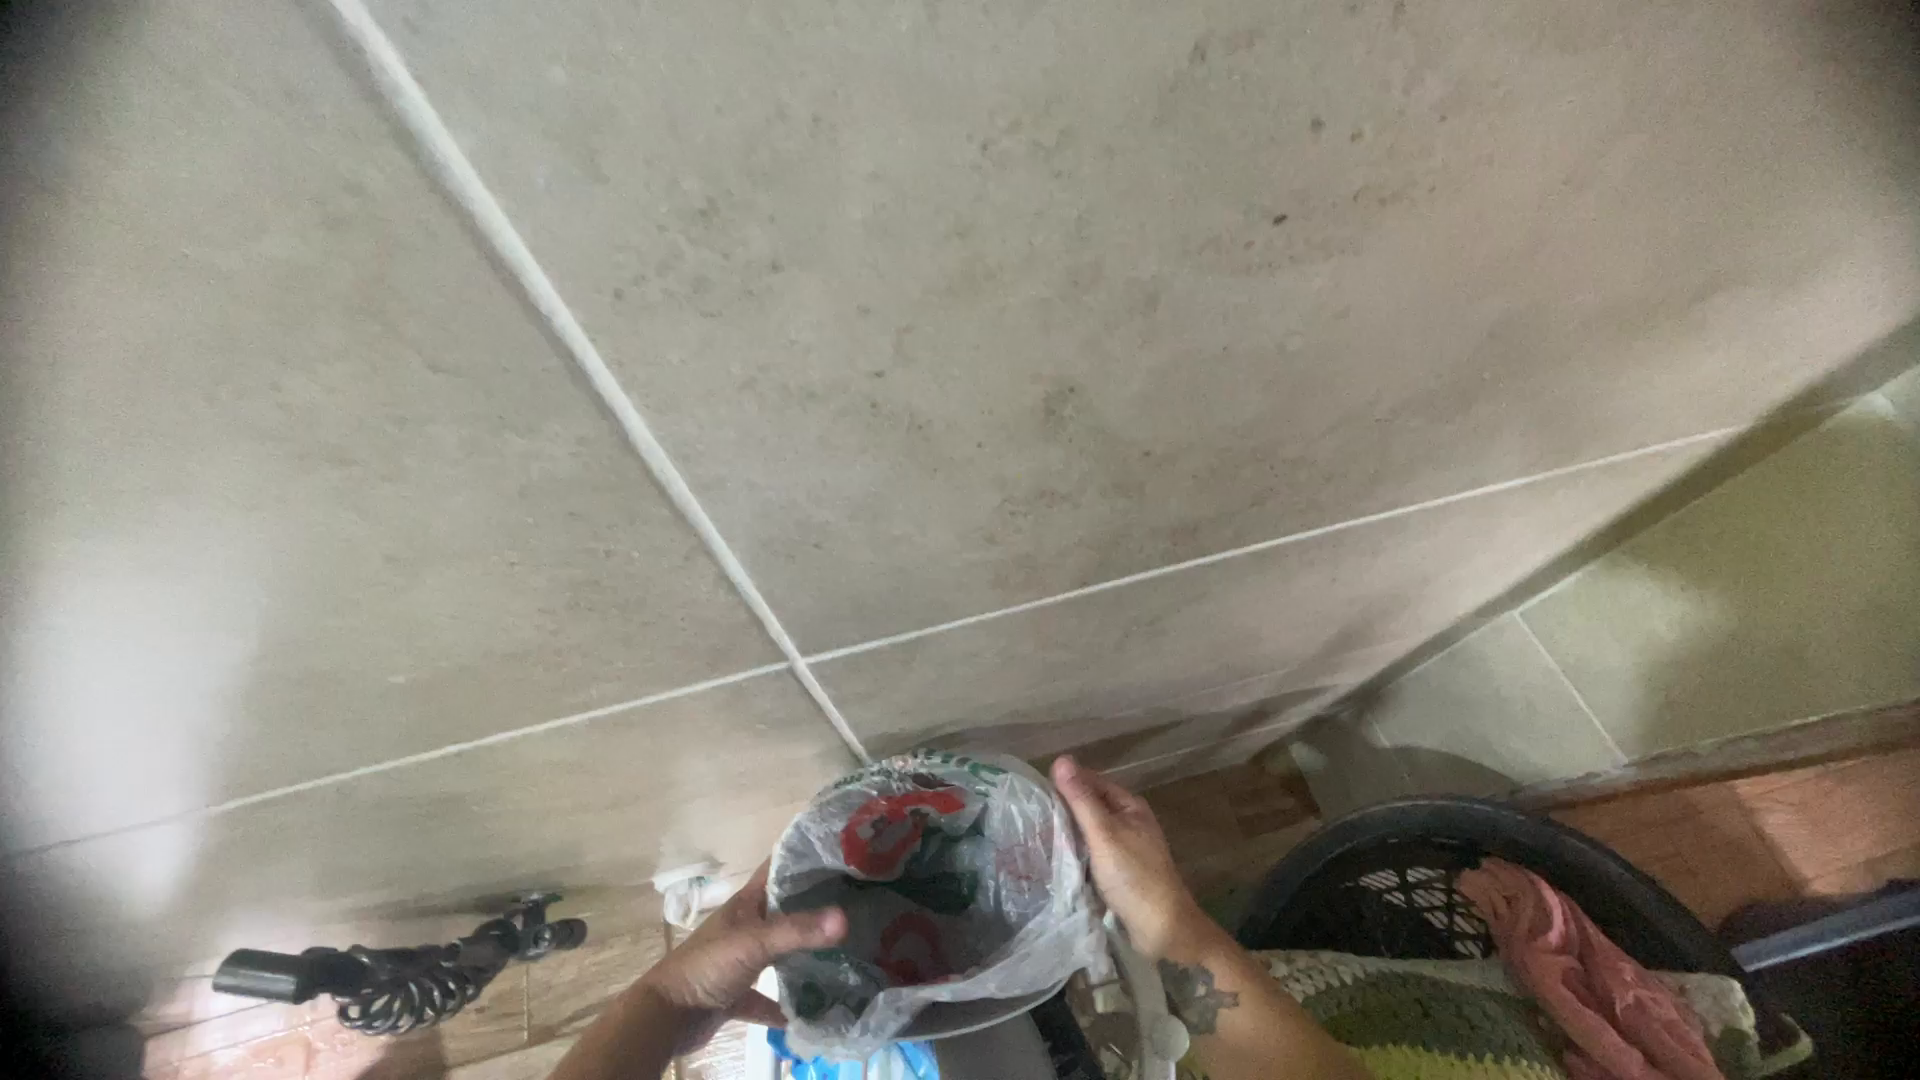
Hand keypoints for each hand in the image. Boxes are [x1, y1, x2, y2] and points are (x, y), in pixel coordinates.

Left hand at [634, 862, 846, 1050]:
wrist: (666, 1017)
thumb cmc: (708, 965)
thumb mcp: (755, 942)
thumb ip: (798, 931)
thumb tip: (845, 919)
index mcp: (747, 903)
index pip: (779, 868)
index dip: (805, 857)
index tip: (841, 853)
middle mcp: (745, 925)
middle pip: (784, 909)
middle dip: (815, 905)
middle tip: (854, 901)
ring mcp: (739, 959)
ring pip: (778, 950)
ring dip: (802, 953)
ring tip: (841, 950)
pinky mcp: (735, 993)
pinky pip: (765, 996)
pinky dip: (783, 1002)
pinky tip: (808, 1009)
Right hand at [1051, 755, 1211, 958]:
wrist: (1163, 930)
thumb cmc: (1135, 876)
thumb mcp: (1104, 833)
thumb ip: (1081, 799)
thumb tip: (1061, 759)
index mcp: (1129, 806)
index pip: (1090, 782)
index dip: (1064, 784)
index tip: (1033, 793)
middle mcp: (1127, 822)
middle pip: (1088, 807)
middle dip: (1062, 811)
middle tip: (1029, 818)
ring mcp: (1123, 848)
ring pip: (1087, 832)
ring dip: (1066, 834)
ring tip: (1034, 838)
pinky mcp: (1117, 872)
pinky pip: (1089, 854)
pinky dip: (1074, 855)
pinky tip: (1054, 860)